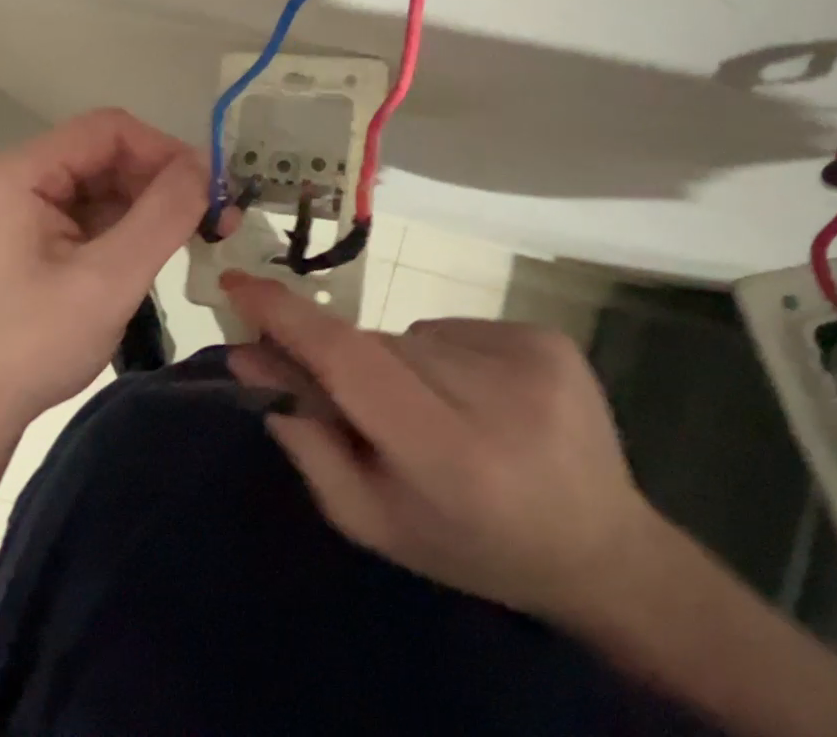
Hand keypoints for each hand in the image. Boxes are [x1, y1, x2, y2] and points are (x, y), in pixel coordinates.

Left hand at [0, 109, 206, 435]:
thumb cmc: (31, 345)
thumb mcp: (107, 280)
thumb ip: (162, 216)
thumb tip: (206, 165)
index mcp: (16, 174)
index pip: (106, 130)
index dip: (165, 151)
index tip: (213, 191)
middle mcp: (9, 182)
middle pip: (99, 157)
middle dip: (158, 183)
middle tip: (214, 223)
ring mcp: (11, 215)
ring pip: (93, 191)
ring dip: (143, 210)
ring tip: (191, 243)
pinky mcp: (18, 246)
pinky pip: (79, 221)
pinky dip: (119, 234)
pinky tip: (149, 259)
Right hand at [221, 272, 667, 625]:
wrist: (600, 551)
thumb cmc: (467, 546)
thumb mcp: (370, 519)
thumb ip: (307, 442)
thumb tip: (251, 360)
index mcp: (447, 453)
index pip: (350, 361)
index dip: (288, 319)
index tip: (237, 286)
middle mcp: (494, 394)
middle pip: (371, 345)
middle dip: (340, 363)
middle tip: (353, 409)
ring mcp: (529, 358)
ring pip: (407, 335)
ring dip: (392, 364)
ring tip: (431, 415)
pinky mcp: (548, 338)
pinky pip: (448, 329)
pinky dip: (436, 356)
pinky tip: (470, 401)